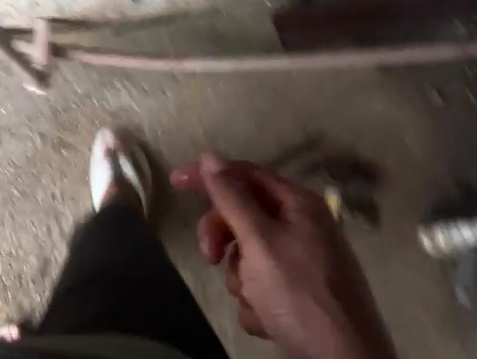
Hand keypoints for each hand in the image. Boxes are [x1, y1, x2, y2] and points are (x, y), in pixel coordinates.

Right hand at [171, 155, 393, 358]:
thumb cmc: (301, 296)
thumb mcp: (260, 241)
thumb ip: (232, 197)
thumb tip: (211, 156)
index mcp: (297, 205)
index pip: (244, 173)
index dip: (208, 175)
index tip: (175, 183)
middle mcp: (301, 228)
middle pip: (242, 215)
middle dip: (223, 237)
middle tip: (209, 256)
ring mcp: (301, 265)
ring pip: (247, 255)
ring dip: (241, 278)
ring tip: (255, 299)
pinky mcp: (298, 298)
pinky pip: (260, 286)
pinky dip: (256, 302)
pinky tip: (267, 321)